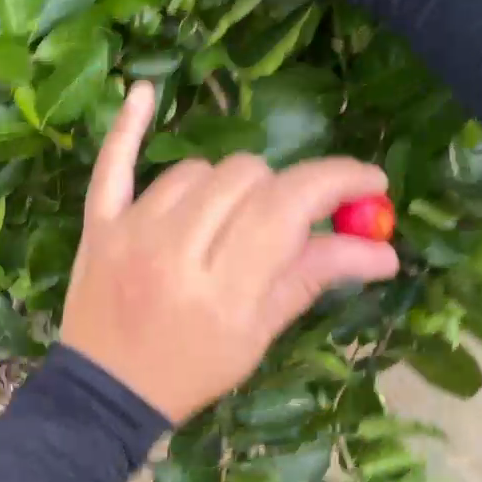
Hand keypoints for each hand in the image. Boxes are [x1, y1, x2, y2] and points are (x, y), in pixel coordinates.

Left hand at [60, 84, 399, 422]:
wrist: (104, 390)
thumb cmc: (186, 371)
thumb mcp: (255, 336)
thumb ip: (309, 279)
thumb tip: (384, 249)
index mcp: (222, 285)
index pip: (290, 203)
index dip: (337, 181)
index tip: (366, 186)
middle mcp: (174, 250)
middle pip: (245, 176)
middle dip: (278, 191)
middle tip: (277, 225)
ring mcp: (129, 234)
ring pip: (195, 171)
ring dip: (223, 186)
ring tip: (222, 222)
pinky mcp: (97, 229)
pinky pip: (111, 168)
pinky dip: (126, 129)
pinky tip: (145, 90)